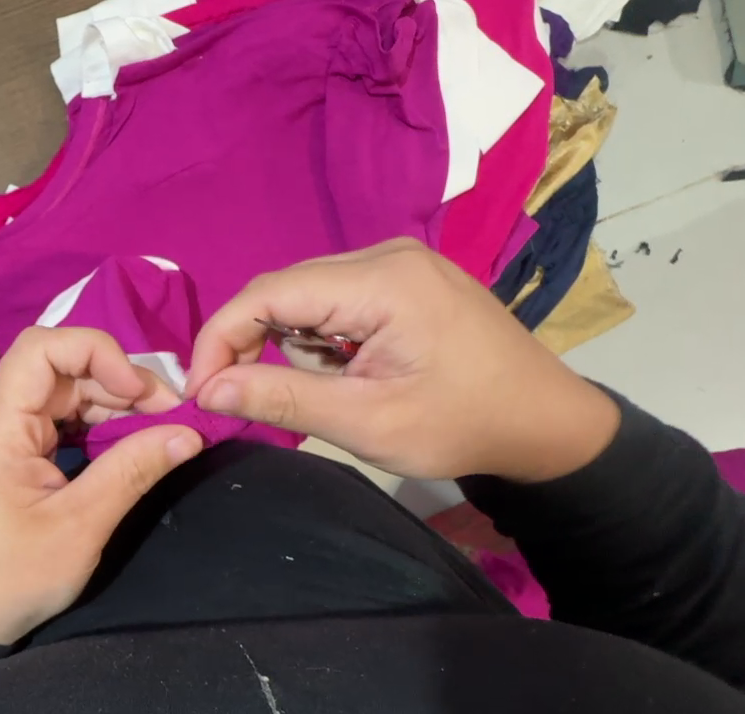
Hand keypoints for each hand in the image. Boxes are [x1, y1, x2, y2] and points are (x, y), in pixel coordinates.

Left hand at [0, 327, 200, 643]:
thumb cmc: (15, 578)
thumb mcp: (80, 527)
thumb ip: (131, 471)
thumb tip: (187, 432)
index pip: (39, 349)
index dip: (95, 352)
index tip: (140, 391)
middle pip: (55, 370)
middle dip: (115, 380)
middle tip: (168, 413)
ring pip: (57, 394)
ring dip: (108, 401)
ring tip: (156, 425)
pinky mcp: (6, 458)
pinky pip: (51, 422)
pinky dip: (91, 423)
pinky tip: (124, 439)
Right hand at [185, 238, 620, 482]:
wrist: (544, 425)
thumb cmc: (460, 425)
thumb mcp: (363, 422)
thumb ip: (279, 399)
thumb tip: (206, 391)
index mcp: (382, 282)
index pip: (266, 294)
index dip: (218, 340)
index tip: (201, 394)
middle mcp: (384, 257)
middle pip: (278, 291)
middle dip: (243, 345)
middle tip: (235, 400)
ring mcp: (394, 267)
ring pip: (297, 298)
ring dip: (279, 347)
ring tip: (309, 393)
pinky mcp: (398, 284)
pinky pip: (326, 304)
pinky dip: (309, 343)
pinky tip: (333, 374)